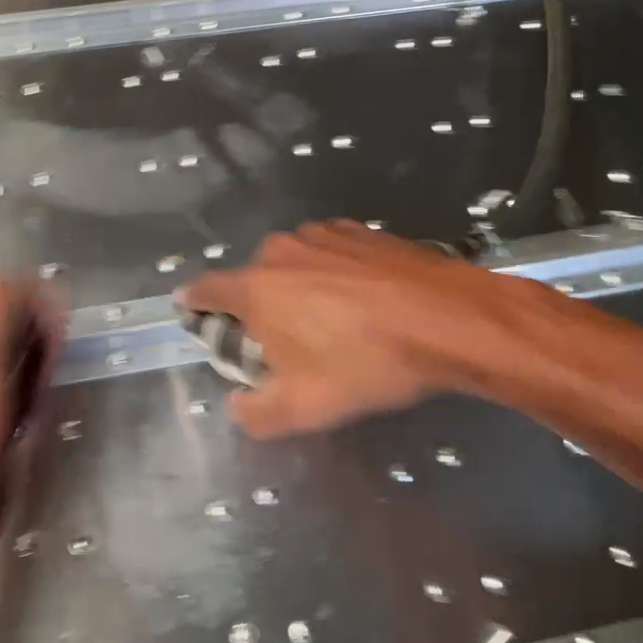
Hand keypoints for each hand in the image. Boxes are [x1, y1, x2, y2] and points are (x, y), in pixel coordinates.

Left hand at [0, 276, 63, 567]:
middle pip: (11, 318)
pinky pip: (19, 384)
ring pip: (19, 351)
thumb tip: (20, 280)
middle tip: (46, 366)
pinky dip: (32, 392)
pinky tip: (31, 415)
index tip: (53, 330)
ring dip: (37, 366)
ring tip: (37, 394)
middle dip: (38, 335)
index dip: (33, 302)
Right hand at [179, 220, 548, 437]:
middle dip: (261, 310)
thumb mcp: (304, 408)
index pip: (206, 289)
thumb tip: (237, 404)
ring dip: (300, 290)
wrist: (449, 320)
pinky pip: (331, 256)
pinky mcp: (361, 231)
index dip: (196, 304)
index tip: (193, 313)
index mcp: (256, 287)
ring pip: (294, 266)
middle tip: (287, 346)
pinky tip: (364, 303)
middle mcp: (281, 250)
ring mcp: (323, 234)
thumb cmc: (366, 363)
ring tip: (334, 326)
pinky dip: (335, 276)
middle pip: (254, 281)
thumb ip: (255, 412)